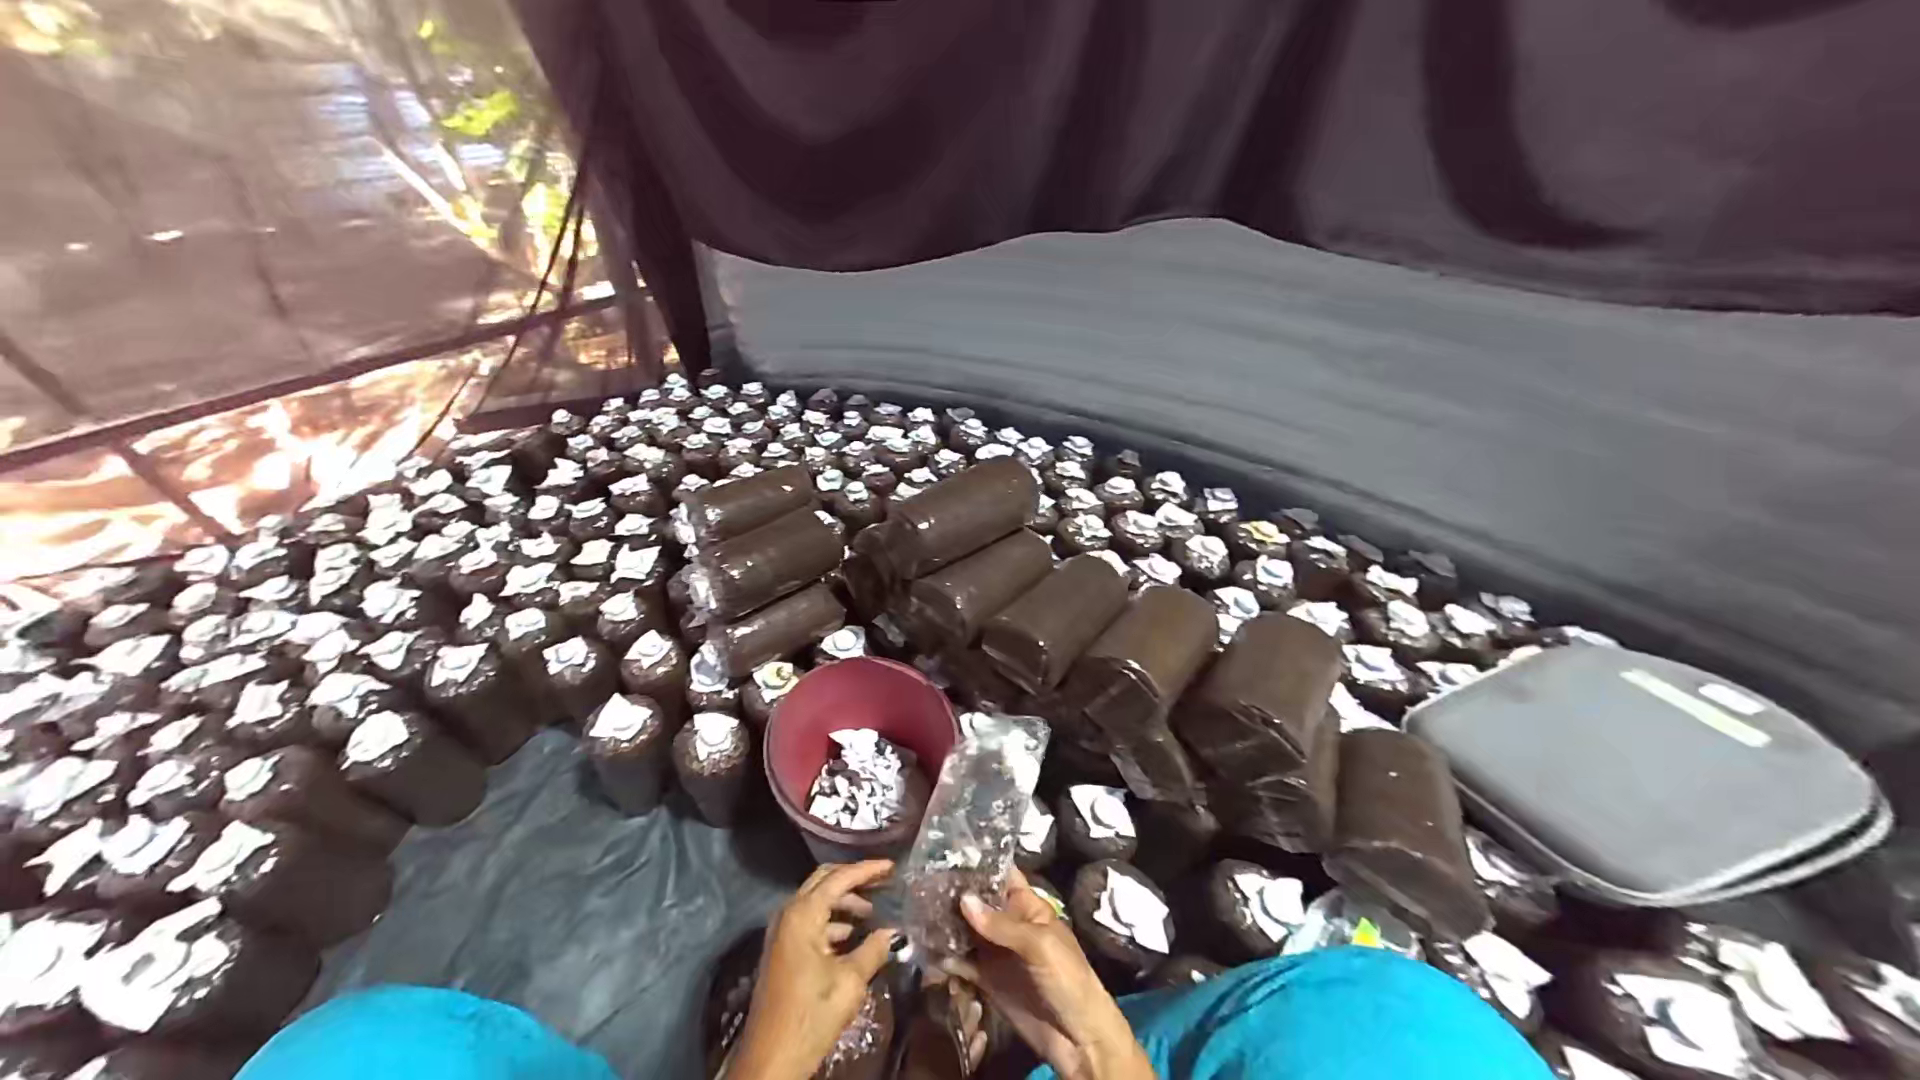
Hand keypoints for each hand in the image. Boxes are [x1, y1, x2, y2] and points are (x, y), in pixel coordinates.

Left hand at [730, 860, 898, 1079]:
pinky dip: (832, 920)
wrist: (770, 1061)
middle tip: (882, 881)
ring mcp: (782, 932)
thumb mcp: (849, 982)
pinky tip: (851, 934)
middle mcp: (788, 914)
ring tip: (872, 911)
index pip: (839, 878)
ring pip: (816, 900)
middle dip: (854, 878)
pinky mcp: (782, 950)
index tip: (892, 867)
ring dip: (843, 901)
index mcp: (803, 914)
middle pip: (824, 881)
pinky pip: (810, 920)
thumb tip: (894, 932)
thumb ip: (873, 949)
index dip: (867, 870)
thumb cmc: (811, 1016)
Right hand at [941, 869, 1152, 1079]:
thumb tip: (964, 899)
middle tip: (921, 882)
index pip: (1001, 875)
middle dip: (953, 893)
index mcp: (1027, 906)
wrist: (1078, 1039)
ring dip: (944, 924)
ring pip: (965, 930)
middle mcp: (1008, 923)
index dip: (979, 863)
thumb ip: (1002, 924)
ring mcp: (995, 951)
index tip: (949, 850)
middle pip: (977, 901)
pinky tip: (926, 948)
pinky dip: (945, 956)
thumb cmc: (1069, 979)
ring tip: (916, 911)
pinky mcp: (986, 979)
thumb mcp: (1041, 945)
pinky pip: (962, 962)